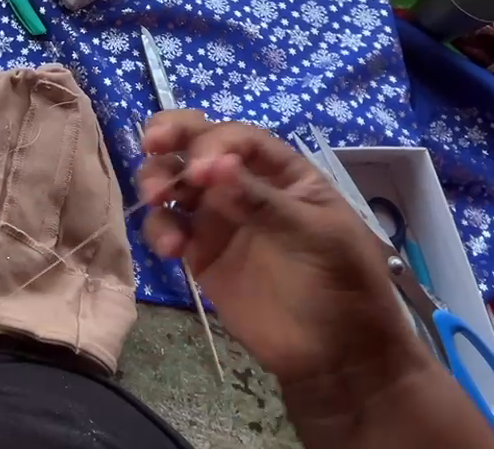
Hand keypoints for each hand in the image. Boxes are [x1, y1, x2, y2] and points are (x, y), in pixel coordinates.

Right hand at [135, 112, 423, 388]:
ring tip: (155, 199)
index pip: (238, 138)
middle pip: (197, 141)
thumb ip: (264, 201)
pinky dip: (159, 228)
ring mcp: (216, 214)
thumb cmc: (342, 286)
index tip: (199, 171)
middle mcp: (242, 183)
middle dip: (169, 134)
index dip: (213, 144)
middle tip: (151, 144)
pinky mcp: (198, 249)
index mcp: (280, 171)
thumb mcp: (317, 237)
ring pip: (173, 177)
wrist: (336, 359)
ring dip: (156, 178)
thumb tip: (216, 165)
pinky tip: (170, 250)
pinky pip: (167, 225)